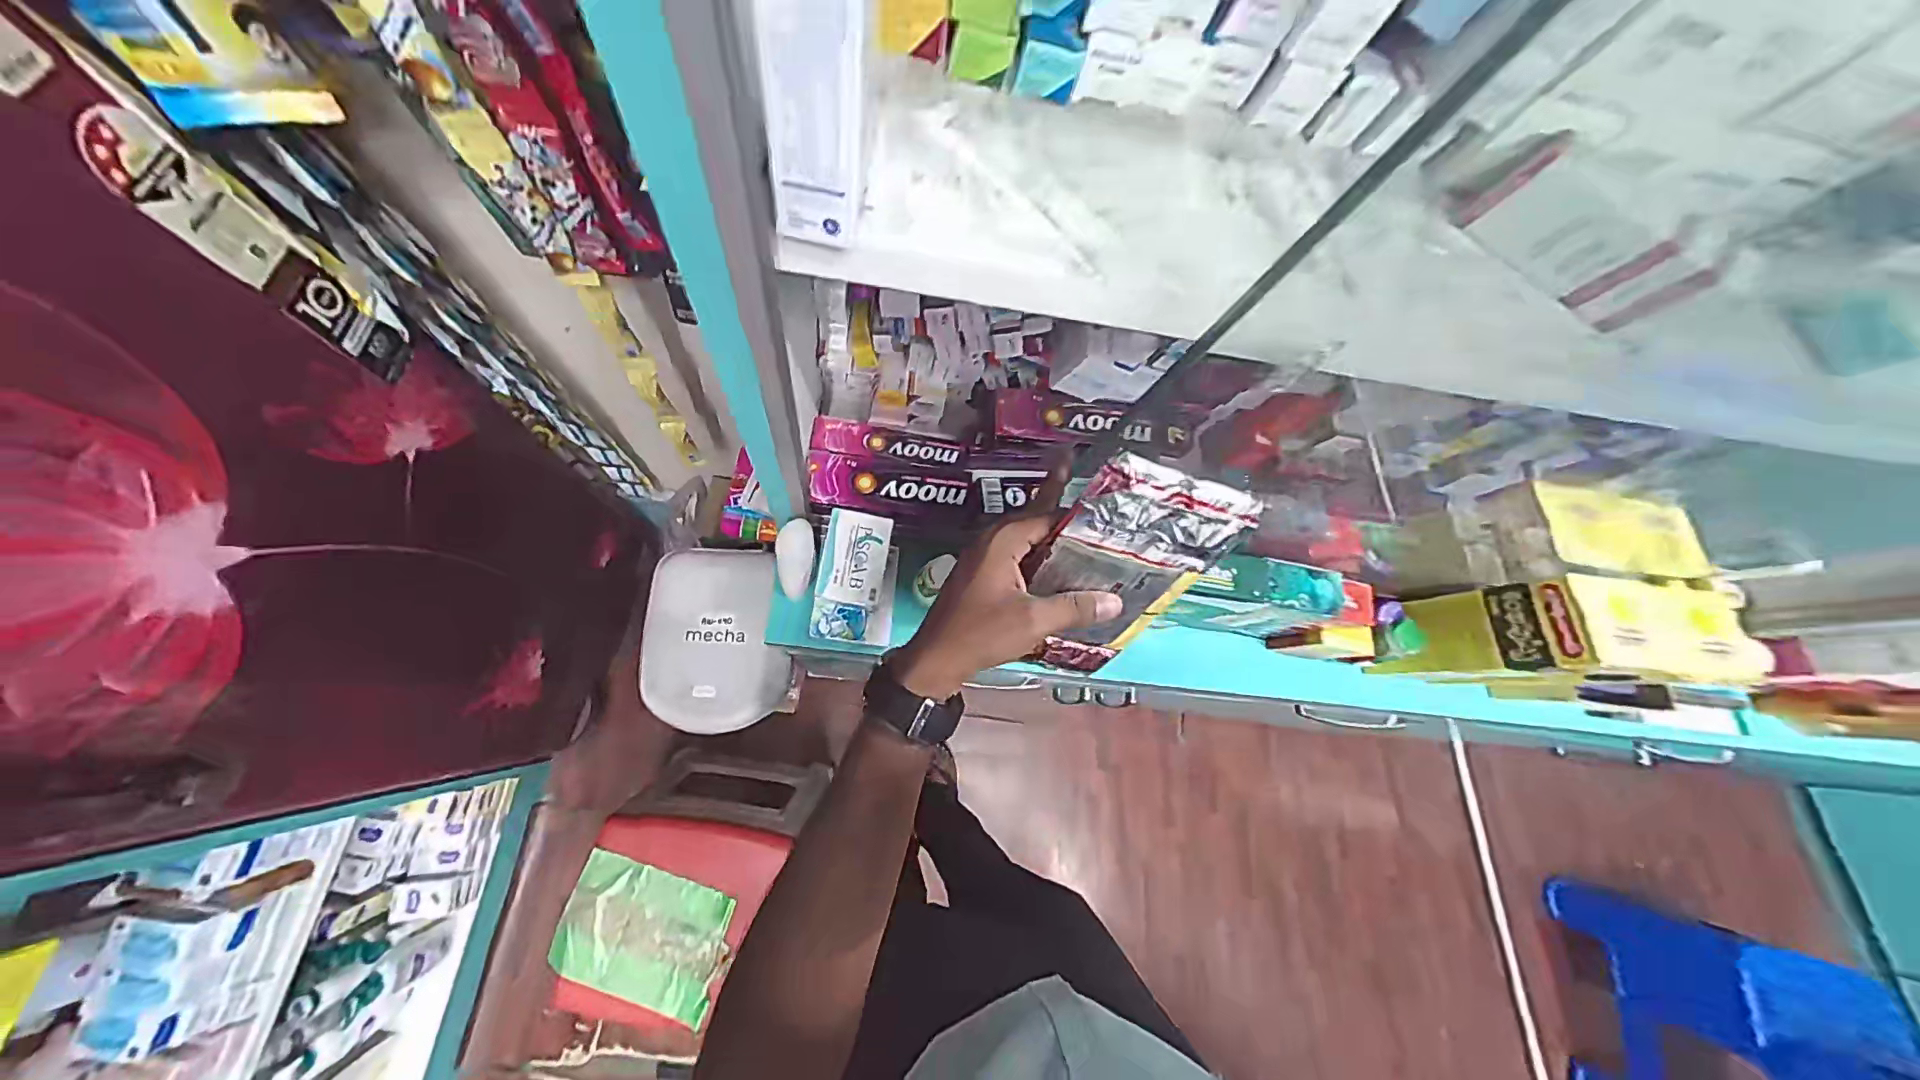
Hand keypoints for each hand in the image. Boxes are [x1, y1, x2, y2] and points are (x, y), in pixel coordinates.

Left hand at [891, 466, 1121, 698]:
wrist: (936, 658)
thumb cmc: (980, 634)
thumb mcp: (1033, 620)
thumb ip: (1075, 607)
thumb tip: (1115, 601)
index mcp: (1003, 539)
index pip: (1048, 514)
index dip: (1078, 515)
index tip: (1107, 514)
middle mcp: (992, 540)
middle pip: (1036, 522)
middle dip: (1066, 521)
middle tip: (1102, 521)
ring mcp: (983, 557)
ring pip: (1026, 542)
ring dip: (1053, 543)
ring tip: (1088, 547)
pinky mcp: (981, 575)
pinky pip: (1016, 558)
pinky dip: (1038, 560)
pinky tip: (1059, 575)